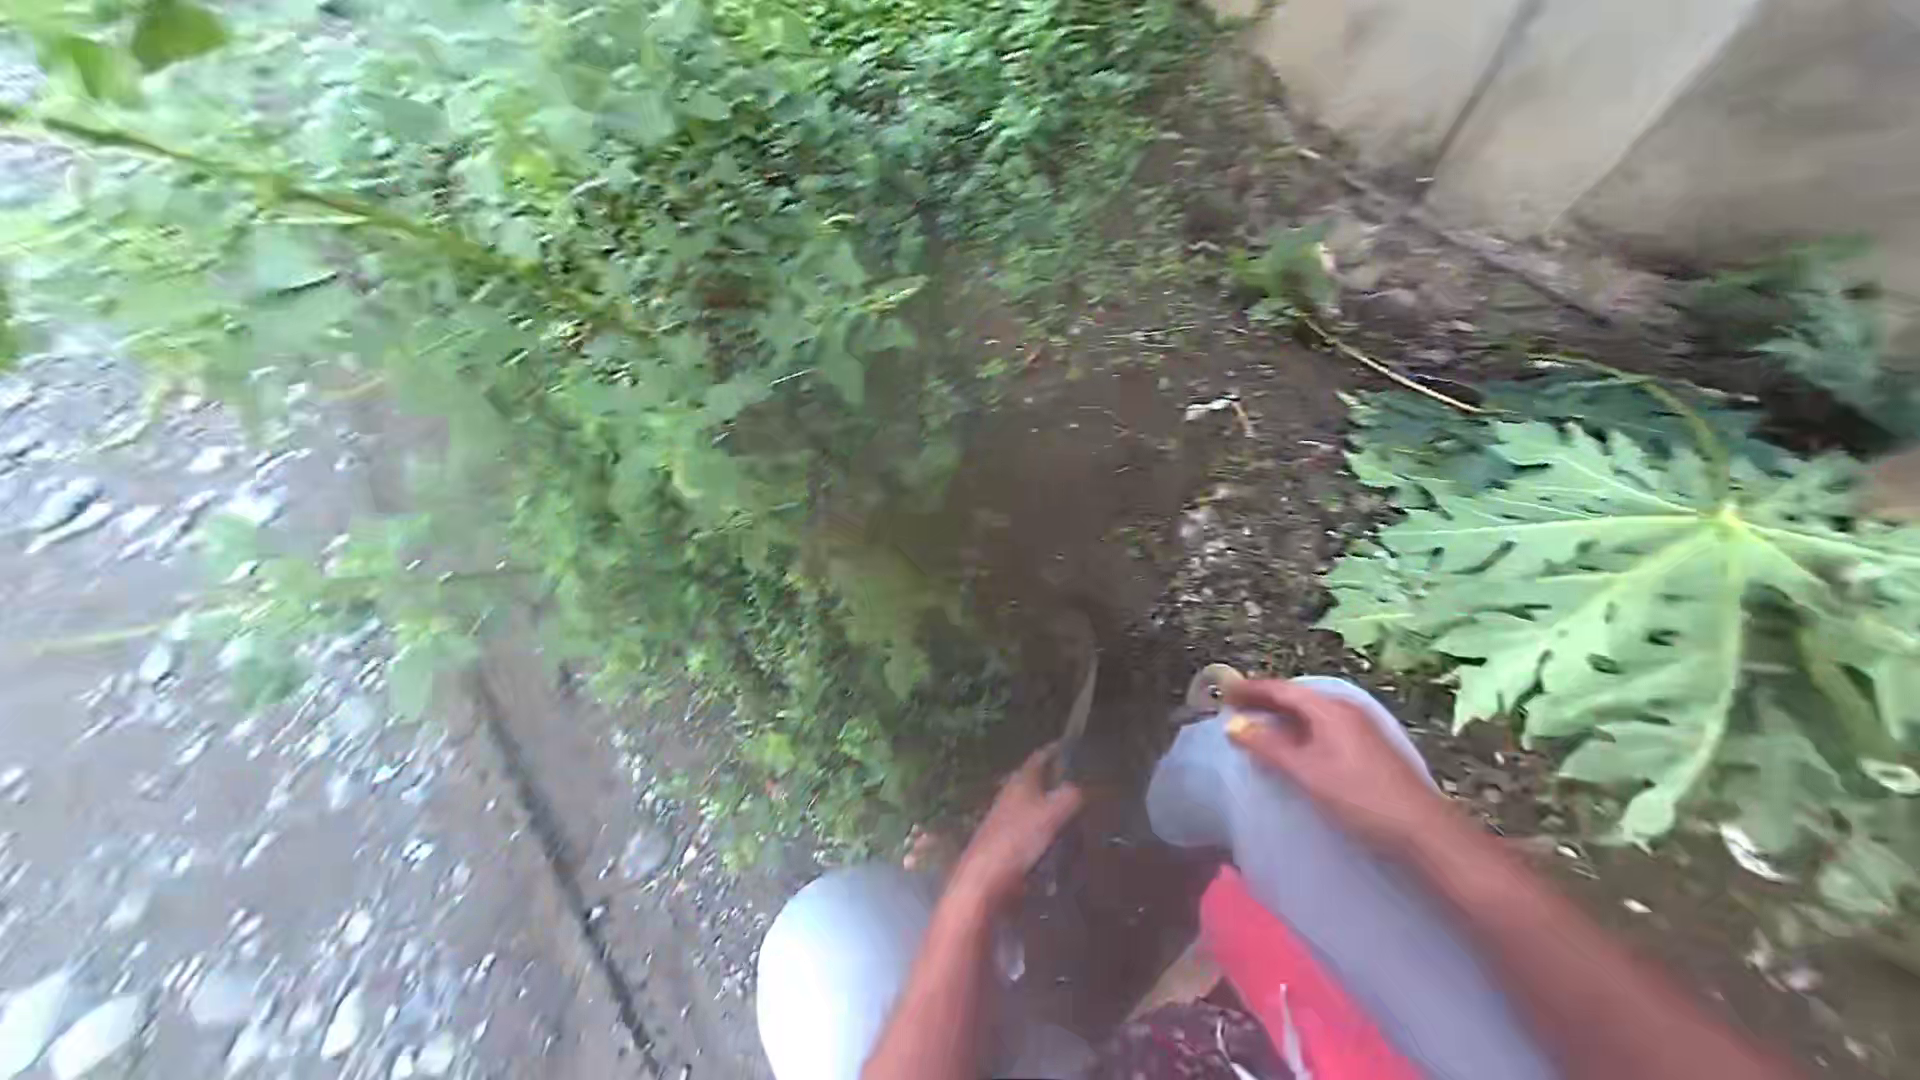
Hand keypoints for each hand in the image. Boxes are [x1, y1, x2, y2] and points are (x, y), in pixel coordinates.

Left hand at [947, 742, 1084, 909]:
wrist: (984, 878)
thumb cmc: (1017, 839)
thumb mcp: (1051, 814)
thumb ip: (1070, 796)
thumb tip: (1080, 788)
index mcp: (1021, 781)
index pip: (1039, 757)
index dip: (1056, 750)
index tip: (1073, 748)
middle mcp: (1011, 795)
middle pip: (1037, 782)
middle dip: (1058, 783)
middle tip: (1084, 788)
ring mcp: (1007, 819)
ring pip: (1036, 807)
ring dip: (1055, 811)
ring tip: (1079, 819)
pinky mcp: (1007, 843)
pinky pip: (1033, 831)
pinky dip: (1049, 834)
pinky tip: (1062, 847)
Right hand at [1224, 679, 1453, 851]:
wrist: (1425, 833)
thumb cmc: (1359, 798)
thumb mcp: (1306, 772)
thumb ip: (1267, 746)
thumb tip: (1234, 725)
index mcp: (1329, 709)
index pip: (1281, 689)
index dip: (1250, 689)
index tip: (1222, 692)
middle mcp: (1347, 709)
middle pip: (1297, 696)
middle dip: (1265, 699)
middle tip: (1236, 706)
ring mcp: (1362, 727)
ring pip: (1312, 711)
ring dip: (1283, 714)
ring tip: (1258, 723)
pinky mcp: (1370, 746)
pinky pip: (1324, 725)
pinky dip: (1300, 727)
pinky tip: (1293, 743)